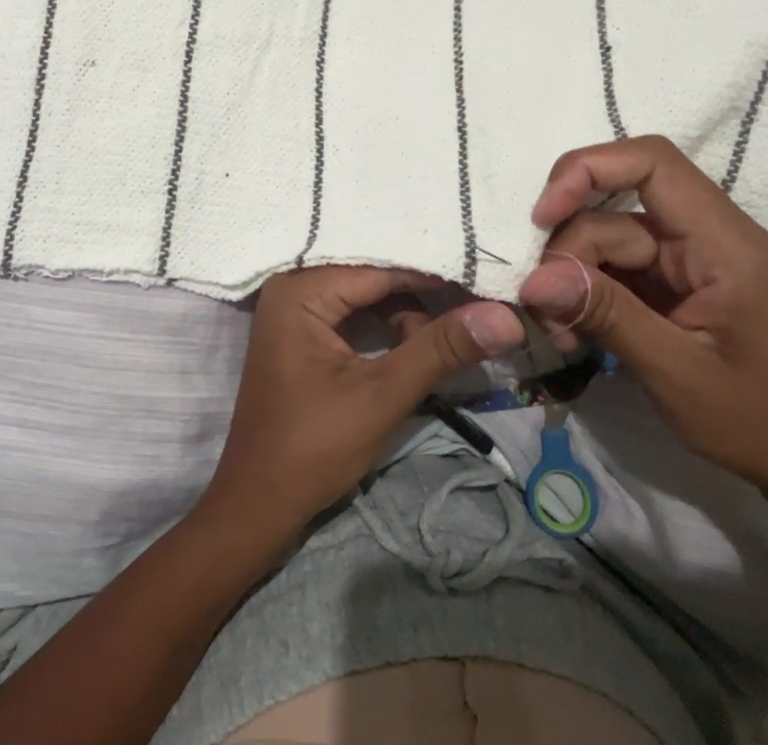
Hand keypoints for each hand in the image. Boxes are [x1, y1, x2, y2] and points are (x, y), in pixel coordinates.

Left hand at [199, 267, 523, 534]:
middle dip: (426, 293)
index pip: (382, 266)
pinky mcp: (301, 336)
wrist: (259, 500)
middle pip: (374, 276)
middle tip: (487, 303)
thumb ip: (440, 348)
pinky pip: (353, 316)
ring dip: (410, 315)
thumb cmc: (313, 447)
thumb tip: (507, 315)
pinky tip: (422, 346)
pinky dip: (388, 329)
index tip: (494, 281)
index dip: (439, 274)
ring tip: (458, 335)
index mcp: (299, 291)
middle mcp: (291, 288)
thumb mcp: (382, 394)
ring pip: (367, 297)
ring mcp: (293, 312)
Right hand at [515, 135, 767, 505]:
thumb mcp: (677, 371)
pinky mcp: (676, 294)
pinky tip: (576, 337)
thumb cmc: (763, 421)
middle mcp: (706, 242)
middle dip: (568, 256)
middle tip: (546, 315)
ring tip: (562, 337)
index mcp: (725, 244)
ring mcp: (690, 269)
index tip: (539, 218)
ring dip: (573, 285)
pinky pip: (616, 277)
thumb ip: (606, 315)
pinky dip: (588, 300)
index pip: (652, 164)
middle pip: (614, 214)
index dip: (586, 171)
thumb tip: (534, 279)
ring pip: (607, 247)